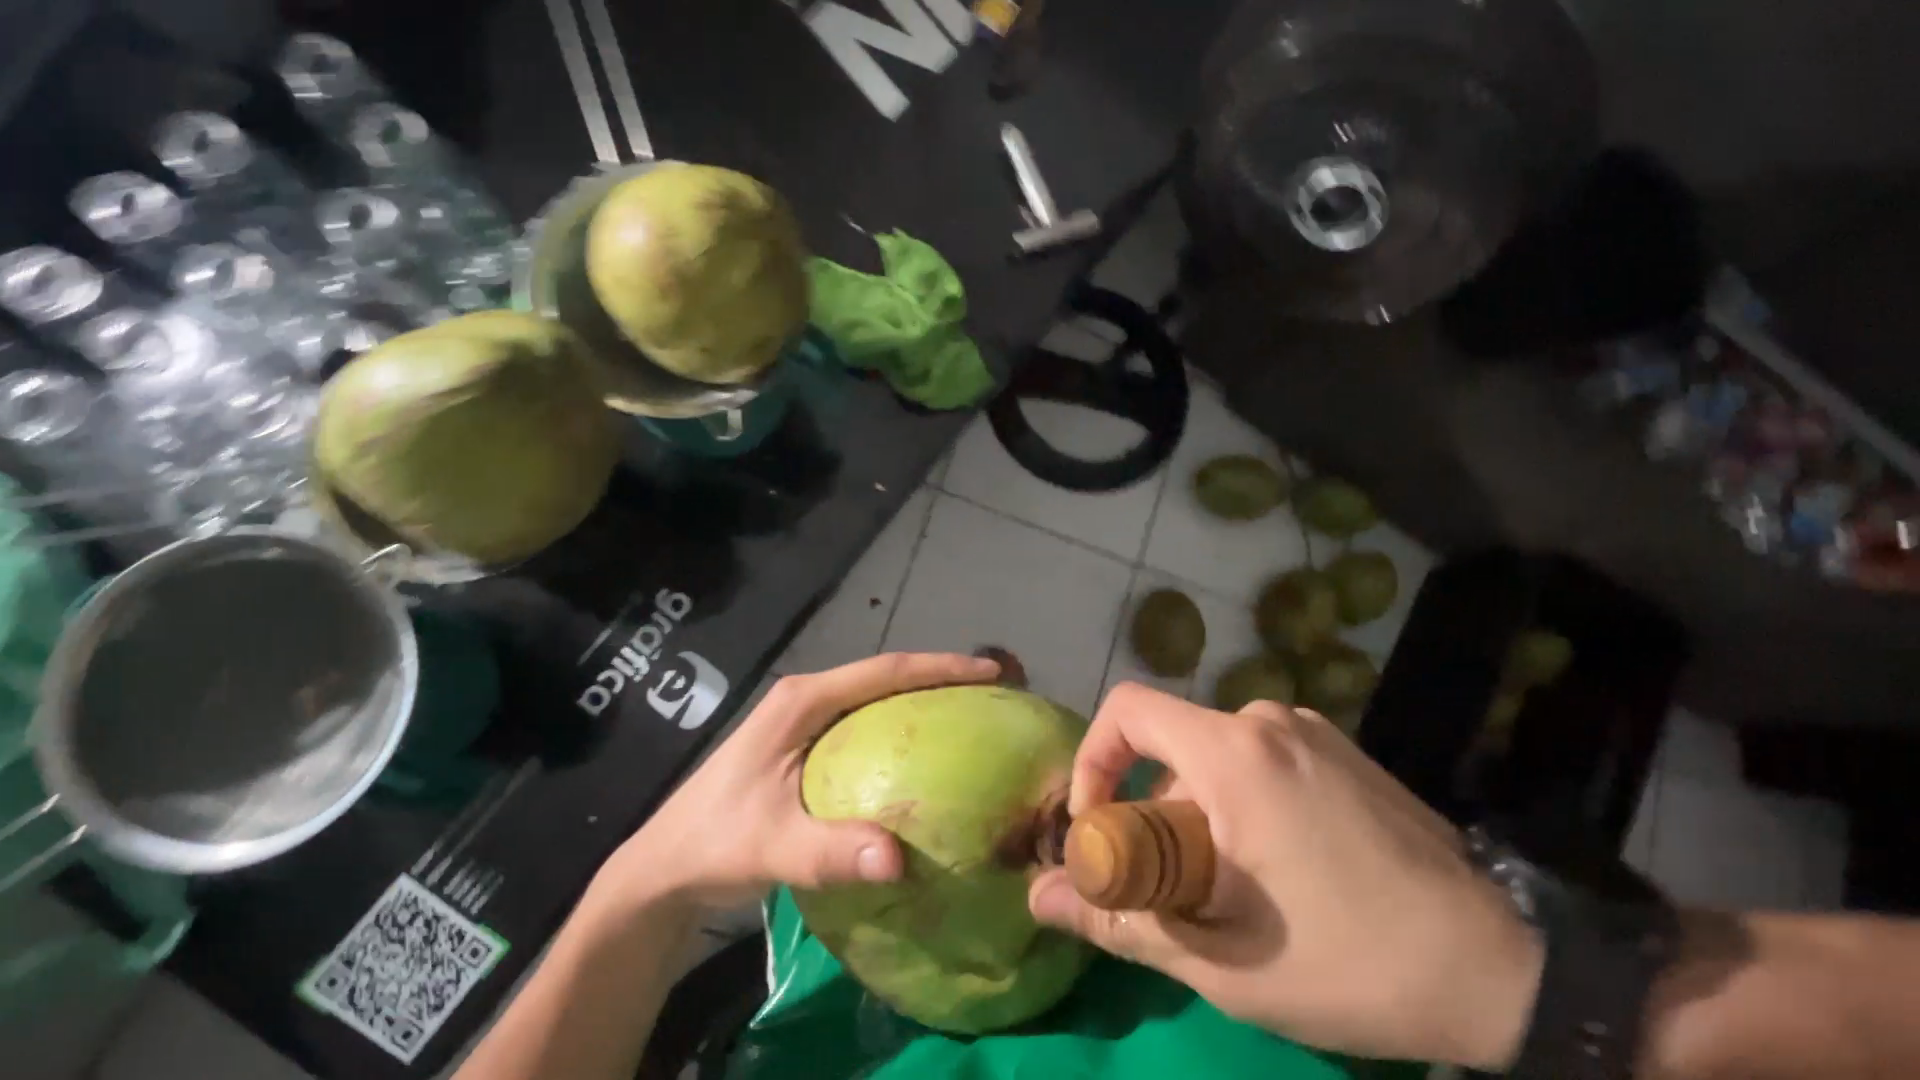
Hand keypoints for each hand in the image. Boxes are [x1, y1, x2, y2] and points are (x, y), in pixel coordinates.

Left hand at [601, 652, 999, 912]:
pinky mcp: (803, 748)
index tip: (991, 672)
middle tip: (998, 693)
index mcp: (800, 703)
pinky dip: (904, 732)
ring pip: (877, 701)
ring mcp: (803, 723)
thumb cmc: (712, 845)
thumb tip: (897, 858)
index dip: (939, 667)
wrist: (663, 869)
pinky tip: (930, 760)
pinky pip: (867, 728)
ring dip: (925, 703)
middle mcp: (805, 701)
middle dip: (941, 678)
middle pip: (886, 677)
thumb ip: (830, 852)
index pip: (882, 671)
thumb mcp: (771, 847)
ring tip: (977, 718)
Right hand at [1026, 684, 1543, 1069]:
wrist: (1500, 967)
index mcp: (1235, 753)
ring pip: (1217, 759)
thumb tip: (1036, 897)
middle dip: (1152, 815)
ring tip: (1232, 896)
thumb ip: (1119, 917)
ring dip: (1200, 817)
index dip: (1093, 763)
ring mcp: (1316, 733)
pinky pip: (1263, 763)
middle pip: (1171, 747)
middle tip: (1173, 894)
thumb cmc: (1346, 961)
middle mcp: (1270, 720)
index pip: (1127, 710)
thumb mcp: (1218, 956)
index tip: (1102, 832)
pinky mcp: (1347, 754)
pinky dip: (1243, 806)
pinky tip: (1282, 874)